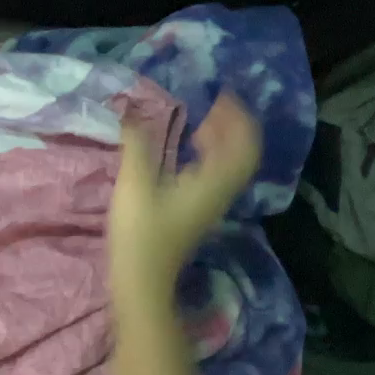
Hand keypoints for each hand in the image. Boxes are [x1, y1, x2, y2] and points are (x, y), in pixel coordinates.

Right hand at [111, 93, 261, 295]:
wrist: (142, 279)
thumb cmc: (141, 231)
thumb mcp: (134, 183)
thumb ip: (136, 143)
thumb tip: (130, 109)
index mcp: (213, 182)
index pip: (243, 144)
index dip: (239, 117)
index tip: (222, 94)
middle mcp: (220, 192)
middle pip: (241, 153)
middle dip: (231, 125)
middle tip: (211, 103)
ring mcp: (211, 204)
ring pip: (229, 165)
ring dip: (221, 140)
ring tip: (200, 122)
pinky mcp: (197, 211)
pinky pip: (216, 175)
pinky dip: (209, 156)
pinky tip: (185, 152)